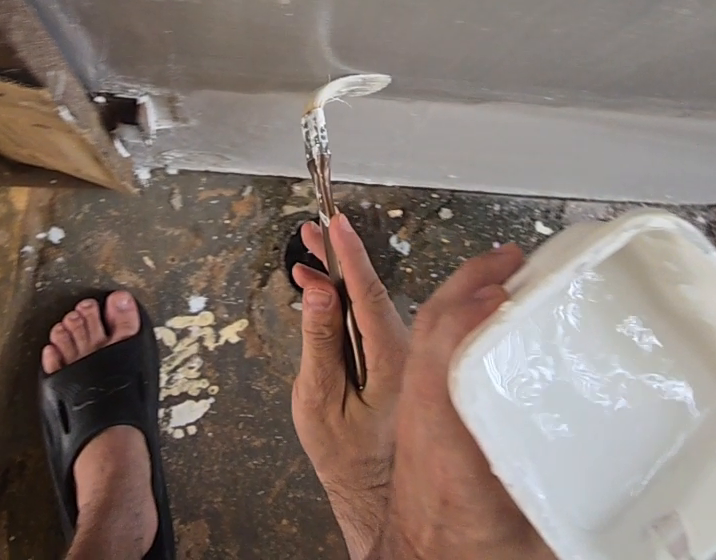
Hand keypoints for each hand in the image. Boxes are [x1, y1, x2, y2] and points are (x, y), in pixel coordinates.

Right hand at [293, 214, 409, 558]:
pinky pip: (368, 314)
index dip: (349, 255)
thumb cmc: (349, 456)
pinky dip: (346, 293)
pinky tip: (322, 283)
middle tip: (318, 226)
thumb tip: (318, 291)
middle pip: (369, 288)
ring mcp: (399, 352)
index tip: (337, 224)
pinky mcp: (392, 356)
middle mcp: (401, 349)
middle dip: (342, 253)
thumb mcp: (321, 400)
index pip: (366, 293)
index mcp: (389, 359)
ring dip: (342, 269)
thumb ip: (320, 342)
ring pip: (369, 298)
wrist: (373, 491)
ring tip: (313, 244)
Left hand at [370, 244, 553, 559]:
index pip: (444, 360)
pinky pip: (426, 348)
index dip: (468, 317)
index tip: (502, 291)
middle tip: (512, 260)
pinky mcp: (417, 411)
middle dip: (468, 283)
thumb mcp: (551, 544)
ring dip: (459, 294)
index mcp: (452, 450)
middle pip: (432, 329)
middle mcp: (426, 419)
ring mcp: (415, 410)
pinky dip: (452, 318)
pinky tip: (480, 313)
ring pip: (424, 333)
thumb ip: (621, 532)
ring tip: (500, 273)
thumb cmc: (479, 554)